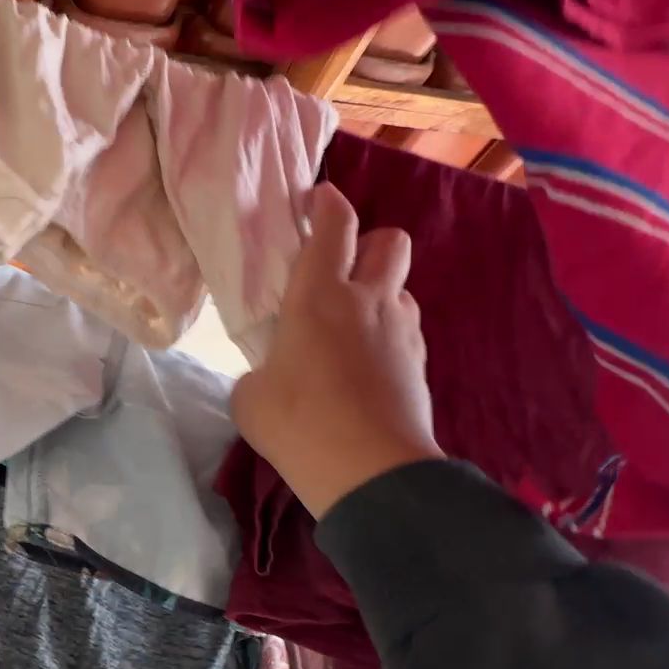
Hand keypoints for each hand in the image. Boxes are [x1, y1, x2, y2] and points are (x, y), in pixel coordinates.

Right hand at [230, 183, 442, 518]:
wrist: (367, 469)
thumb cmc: (296, 424)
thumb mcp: (249, 396)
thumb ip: (260, 370)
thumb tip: (274, 372)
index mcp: (318, 297)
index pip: (333, 226)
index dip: (326, 203)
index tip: (316, 199)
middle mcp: (367, 301)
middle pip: (389, 240)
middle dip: (368, 243)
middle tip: (340, 270)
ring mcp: (401, 330)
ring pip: (400, 287)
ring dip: (378, 294)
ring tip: (350, 329)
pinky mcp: (419, 362)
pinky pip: (405, 328)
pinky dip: (387, 334)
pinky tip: (365, 367)